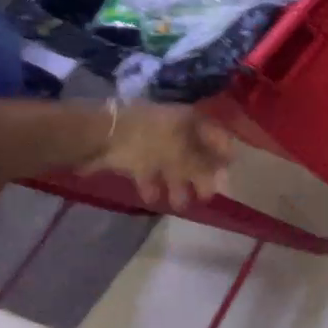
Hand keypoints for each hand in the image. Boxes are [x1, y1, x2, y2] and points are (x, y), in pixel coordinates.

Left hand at [86, 103, 234, 207]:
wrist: (100, 137)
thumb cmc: (150, 140)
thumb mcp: (182, 154)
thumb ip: (204, 166)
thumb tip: (224, 176)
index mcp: (194, 121)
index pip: (218, 138)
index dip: (224, 158)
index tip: (226, 178)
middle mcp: (178, 129)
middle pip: (196, 154)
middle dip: (201, 176)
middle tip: (205, 197)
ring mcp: (155, 142)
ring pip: (173, 165)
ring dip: (177, 185)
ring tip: (180, 206)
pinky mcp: (135, 156)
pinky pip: (150, 172)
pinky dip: (153, 185)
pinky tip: (155, 199)